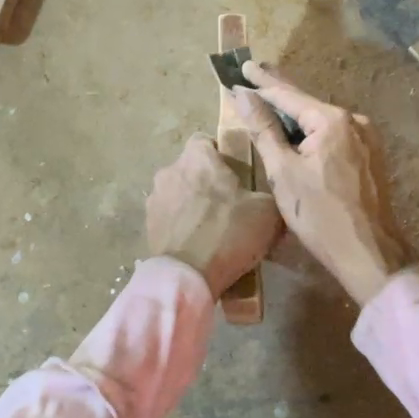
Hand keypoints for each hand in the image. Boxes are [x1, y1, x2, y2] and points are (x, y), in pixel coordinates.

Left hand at [146, 135, 283, 296]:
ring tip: (211, 229)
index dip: (220, 155)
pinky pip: (168, 218)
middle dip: (206, 182)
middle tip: (228, 205)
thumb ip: (270, 194)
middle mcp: (170, 169)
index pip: (206, 141)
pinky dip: (180, 226)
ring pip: (177, 193)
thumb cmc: (229, 233)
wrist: (189, 276)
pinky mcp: (147, 225)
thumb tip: (270, 197)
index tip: (235, 175)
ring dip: (190, 204)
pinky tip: (195, 245)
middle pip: (191, 168)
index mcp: (197, 156)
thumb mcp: (268, 212)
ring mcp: (155, 198)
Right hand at [234, 63, 406, 304]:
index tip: (243, 67)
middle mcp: (354, 120)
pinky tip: (298, 128)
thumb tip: (243, 95)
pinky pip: (334, 133)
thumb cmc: (321, 215)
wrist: (371, 256)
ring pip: (321, 118)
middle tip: (254, 71)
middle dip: (278, 90)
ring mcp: (366, 138)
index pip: (288, 95)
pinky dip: (312, 128)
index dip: (262, 83)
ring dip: (295, 112)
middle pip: (307, 102)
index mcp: (333, 120)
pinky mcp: (370, 156)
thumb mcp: (283, 171)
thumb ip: (263, 129)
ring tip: (270, 97)